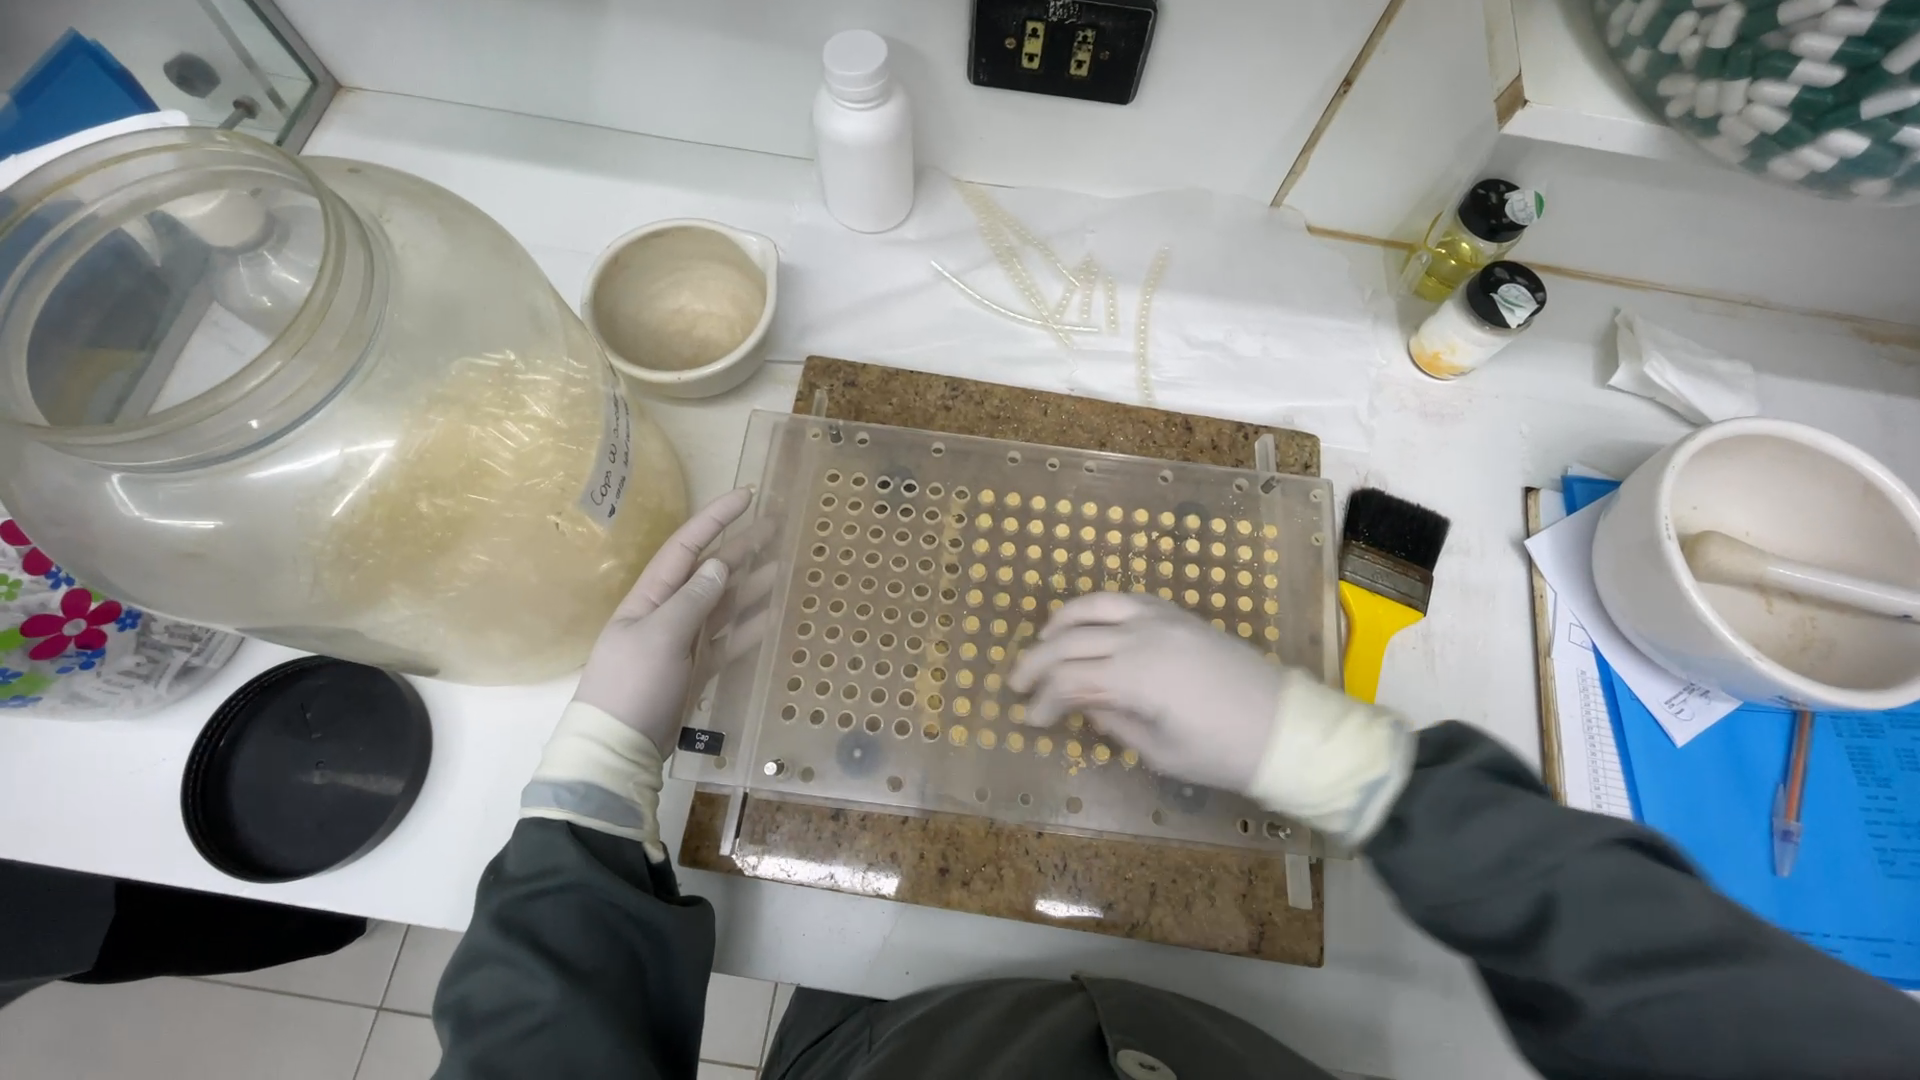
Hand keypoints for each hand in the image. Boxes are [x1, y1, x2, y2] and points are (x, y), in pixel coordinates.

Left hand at [573, 487, 753, 750]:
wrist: (618, 749)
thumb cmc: (632, 686)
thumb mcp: (660, 638)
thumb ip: (693, 600)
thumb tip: (719, 565)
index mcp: (651, 597)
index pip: (687, 546)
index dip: (716, 519)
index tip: (747, 496)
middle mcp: (668, 612)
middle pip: (710, 572)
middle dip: (741, 548)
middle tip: (777, 527)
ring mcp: (684, 642)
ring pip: (724, 605)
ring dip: (752, 586)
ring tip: (784, 567)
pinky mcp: (697, 669)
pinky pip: (729, 640)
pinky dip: (750, 628)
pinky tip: (774, 617)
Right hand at [1009, 592, 1281, 792]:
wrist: (1284, 726)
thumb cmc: (1221, 752)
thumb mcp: (1159, 751)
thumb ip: (1112, 721)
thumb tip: (1081, 703)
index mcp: (1135, 677)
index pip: (1069, 681)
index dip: (1043, 701)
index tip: (1031, 722)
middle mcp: (1140, 637)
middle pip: (1069, 642)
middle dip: (1036, 663)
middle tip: (1016, 684)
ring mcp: (1159, 619)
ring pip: (1092, 607)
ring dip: (1059, 624)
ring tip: (1042, 642)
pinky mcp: (1176, 613)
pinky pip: (1124, 599)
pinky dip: (1096, 607)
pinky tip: (1086, 623)